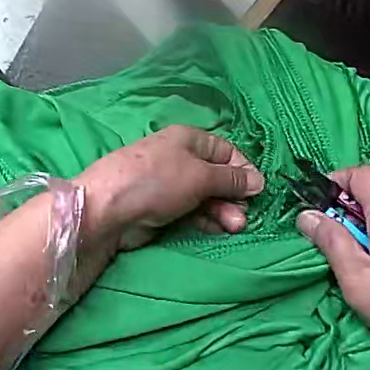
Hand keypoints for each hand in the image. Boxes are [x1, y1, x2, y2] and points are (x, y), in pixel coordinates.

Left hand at [77, 126, 264, 253]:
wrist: (109, 209)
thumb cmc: (158, 180)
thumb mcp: (200, 175)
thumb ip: (231, 180)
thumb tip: (259, 181)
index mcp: (189, 139)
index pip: (226, 151)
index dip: (243, 170)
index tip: (257, 190)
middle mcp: (180, 159)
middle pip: (217, 177)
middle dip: (233, 196)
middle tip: (243, 216)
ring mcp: (170, 185)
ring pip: (207, 197)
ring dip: (223, 211)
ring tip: (234, 227)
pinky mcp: (163, 209)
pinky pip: (193, 213)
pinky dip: (207, 220)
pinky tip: (218, 230)